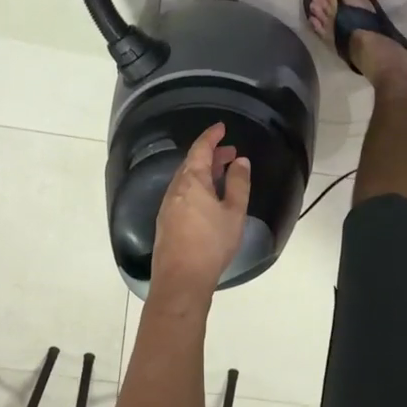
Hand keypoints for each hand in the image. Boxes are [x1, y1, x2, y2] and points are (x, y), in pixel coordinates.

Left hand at [151, 123, 252, 297]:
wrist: (181, 279)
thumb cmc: (212, 243)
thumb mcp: (233, 212)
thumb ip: (238, 183)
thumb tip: (240, 161)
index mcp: (192, 180)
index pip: (200, 149)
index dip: (211, 136)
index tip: (221, 128)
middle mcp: (175, 188)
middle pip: (191, 163)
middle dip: (210, 155)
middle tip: (229, 154)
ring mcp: (168, 205)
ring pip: (185, 179)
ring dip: (203, 172)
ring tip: (221, 174)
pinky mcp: (166, 221)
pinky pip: (182, 193)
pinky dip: (196, 187)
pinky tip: (206, 198)